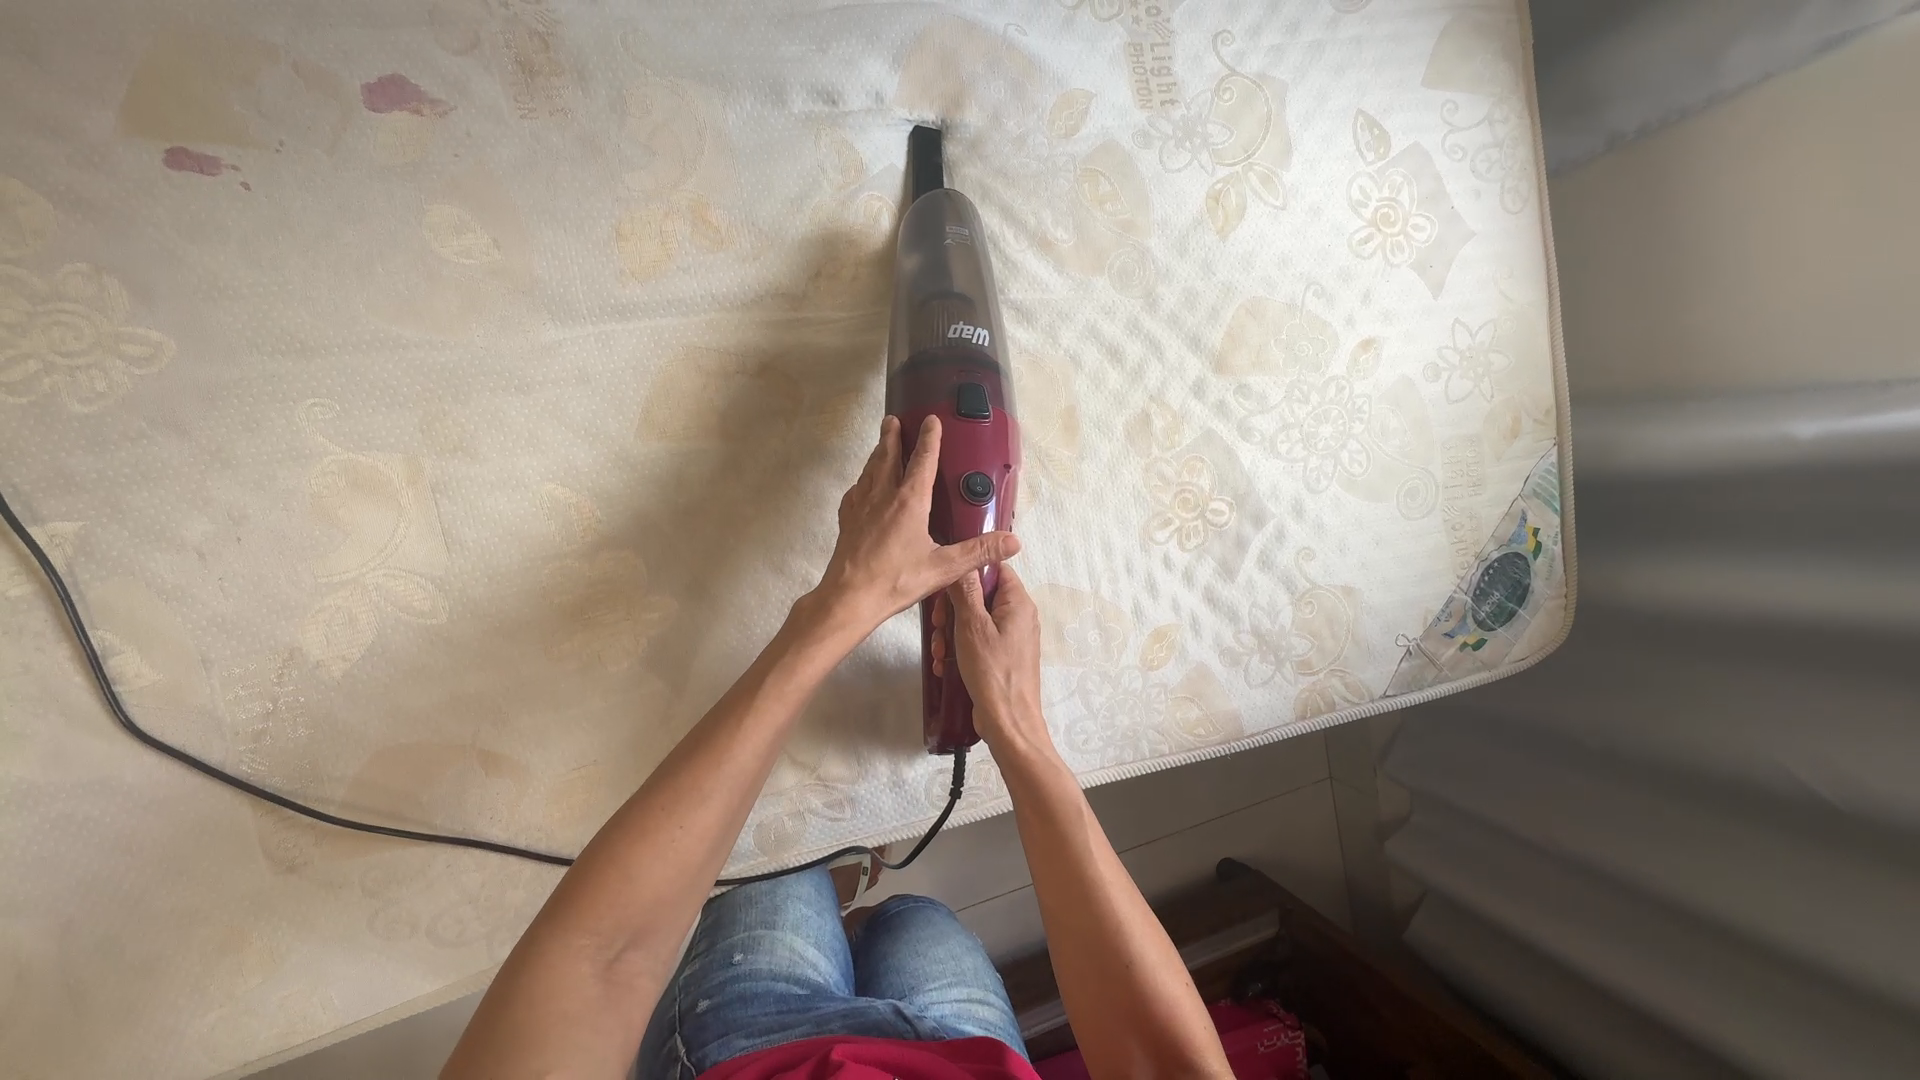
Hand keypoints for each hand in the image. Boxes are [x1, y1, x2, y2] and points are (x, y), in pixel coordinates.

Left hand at [811, 415, 1019, 636]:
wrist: (848, 598)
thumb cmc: (895, 581)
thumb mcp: (943, 567)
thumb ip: (978, 551)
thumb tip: (1012, 542)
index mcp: (909, 501)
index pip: (922, 460)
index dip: (929, 438)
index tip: (931, 420)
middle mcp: (882, 496)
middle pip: (887, 456)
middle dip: (892, 436)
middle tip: (893, 419)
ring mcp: (860, 507)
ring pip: (870, 470)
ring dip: (877, 454)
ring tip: (881, 444)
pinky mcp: (847, 521)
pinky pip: (855, 491)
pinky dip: (862, 480)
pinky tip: (863, 486)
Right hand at [933, 564, 1050, 759]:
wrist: (1008, 723)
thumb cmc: (992, 672)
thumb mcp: (972, 626)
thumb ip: (965, 590)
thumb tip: (962, 561)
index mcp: (1018, 602)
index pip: (993, 568)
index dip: (967, 573)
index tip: (944, 587)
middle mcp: (1018, 615)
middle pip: (979, 595)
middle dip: (952, 610)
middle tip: (938, 626)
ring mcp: (1010, 637)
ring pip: (973, 620)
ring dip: (951, 633)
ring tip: (940, 653)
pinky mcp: (1001, 657)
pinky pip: (976, 641)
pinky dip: (959, 649)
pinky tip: (946, 666)